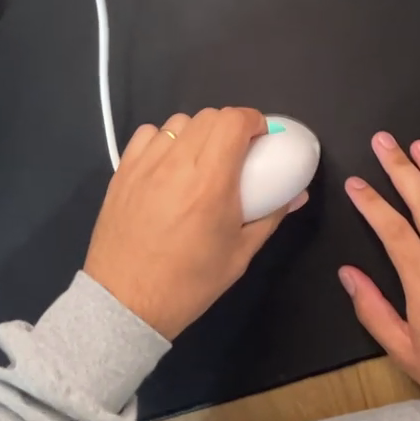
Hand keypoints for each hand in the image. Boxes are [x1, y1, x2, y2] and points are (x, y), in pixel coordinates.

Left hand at [85, 107, 304, 338]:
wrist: (126, 304)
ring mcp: (145, 164)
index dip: (253, 120)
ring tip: (201, 159)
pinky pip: (148, 134)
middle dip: (229, 126)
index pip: (234, 121)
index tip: (261, 137)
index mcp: (211, 182)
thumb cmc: (189, 283)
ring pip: (179, 122)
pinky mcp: (122, 171)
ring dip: (198, 132)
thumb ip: (271, 216)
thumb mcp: (240, 254)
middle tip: (236, 152)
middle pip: (209, 116)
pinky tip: (169, 163)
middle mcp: (177, 164)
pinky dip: (165, 140)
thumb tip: (297, 194)